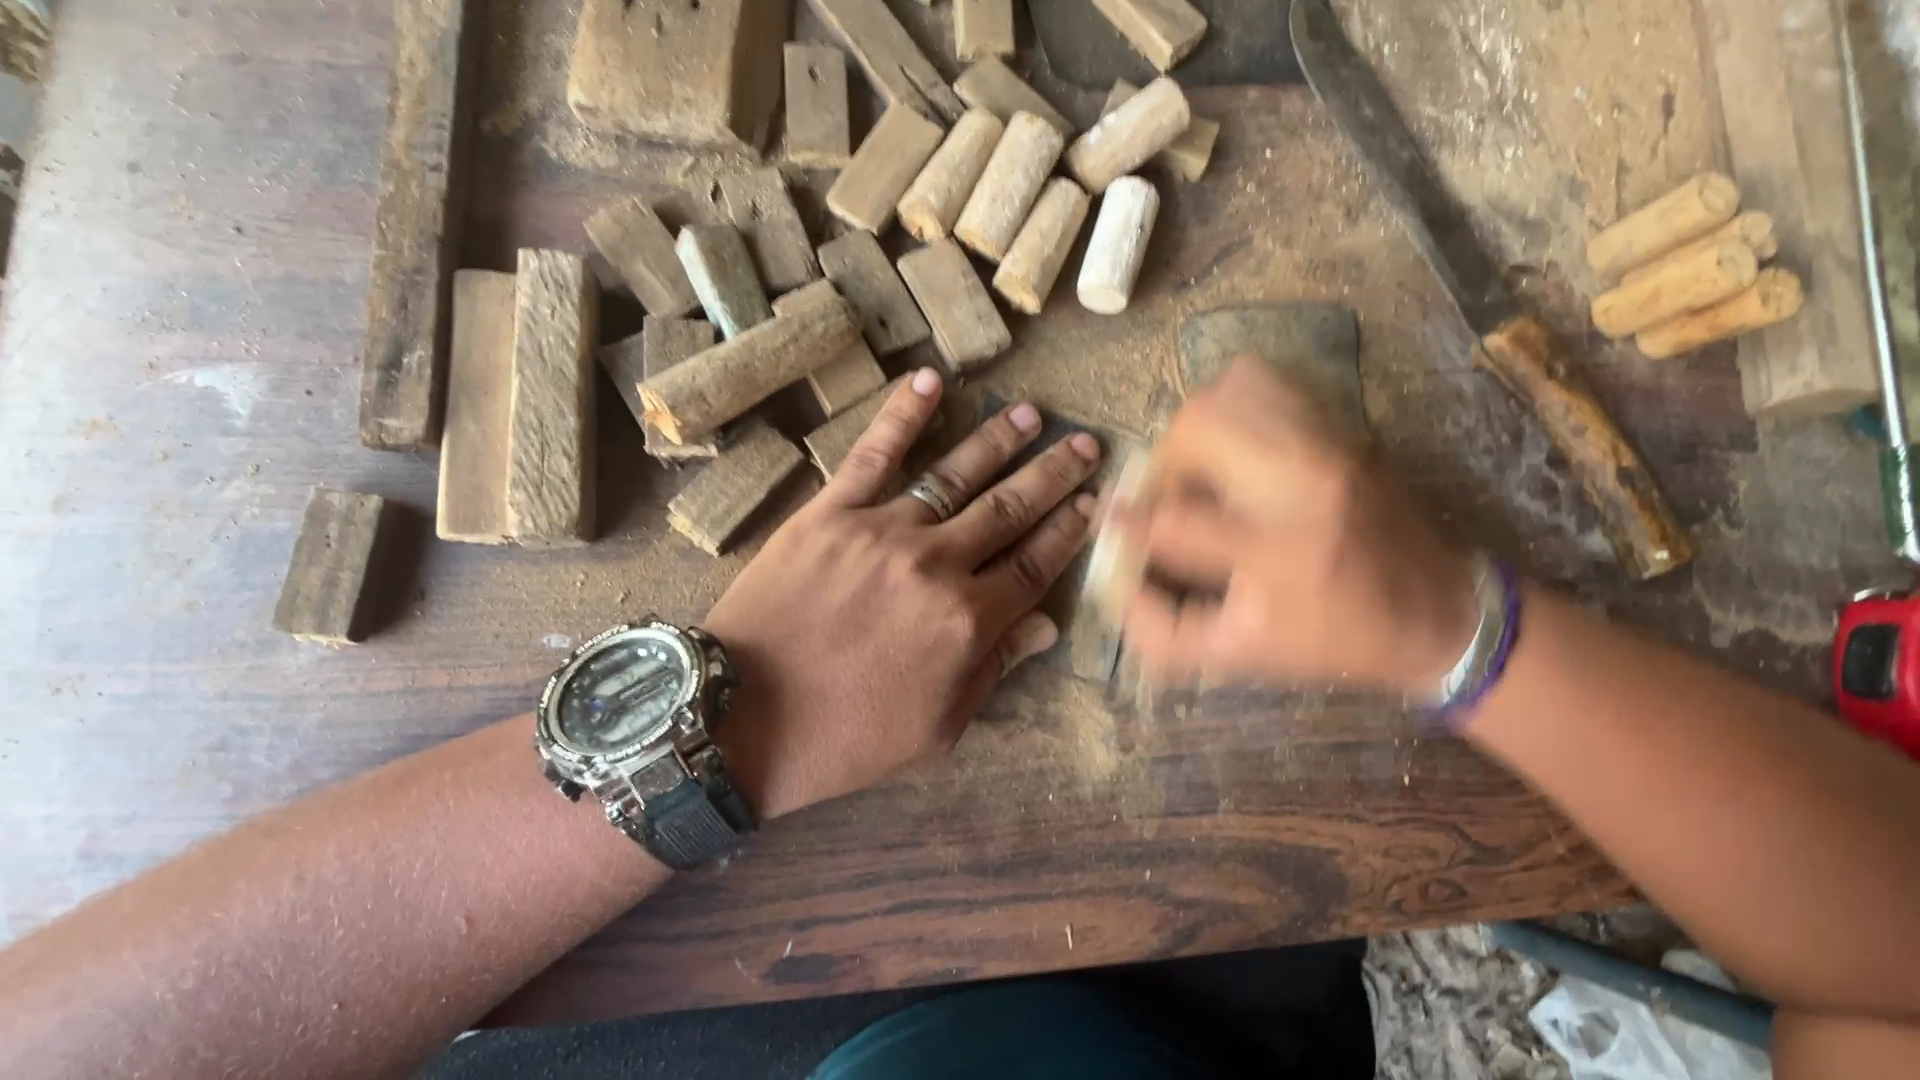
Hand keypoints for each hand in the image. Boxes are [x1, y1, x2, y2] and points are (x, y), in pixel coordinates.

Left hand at [705, 369, 1101, 818]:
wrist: (743, 720)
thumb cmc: (846, 736)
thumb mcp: (937, 726)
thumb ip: (995, 668)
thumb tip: (1048, 626)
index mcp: (967, 622)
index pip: (1035, 565)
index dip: (1069, 530)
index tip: (1094, 502)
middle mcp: (936, 565)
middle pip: (1009, 510)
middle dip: (1053, 475)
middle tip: (1085, 443)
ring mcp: (882, 531)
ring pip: (955, 474)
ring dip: (998, 440)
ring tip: (1030, 414)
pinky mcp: (829, 512)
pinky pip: (873, 453)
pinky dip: (903, 413)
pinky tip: (930, 379)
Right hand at [1113, 357, 1476, 695]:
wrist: (1440, 612)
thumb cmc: (1335, 641)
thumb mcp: (1242, 658)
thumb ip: (1163, 631)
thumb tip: (1113, 586)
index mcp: (1278, 553)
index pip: (1174, 520)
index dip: (1127, 522)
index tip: (1110, 523)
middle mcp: (1303, 483)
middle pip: (1201, 425)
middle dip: (1164, 460)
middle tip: (1169, 494)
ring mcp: (1328, 444)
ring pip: (1230, 390)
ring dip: (1195, 428)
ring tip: (1202, 469)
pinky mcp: (1342, 426)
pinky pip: (1266, 382)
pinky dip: (1232, 403)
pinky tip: (1234, 444)